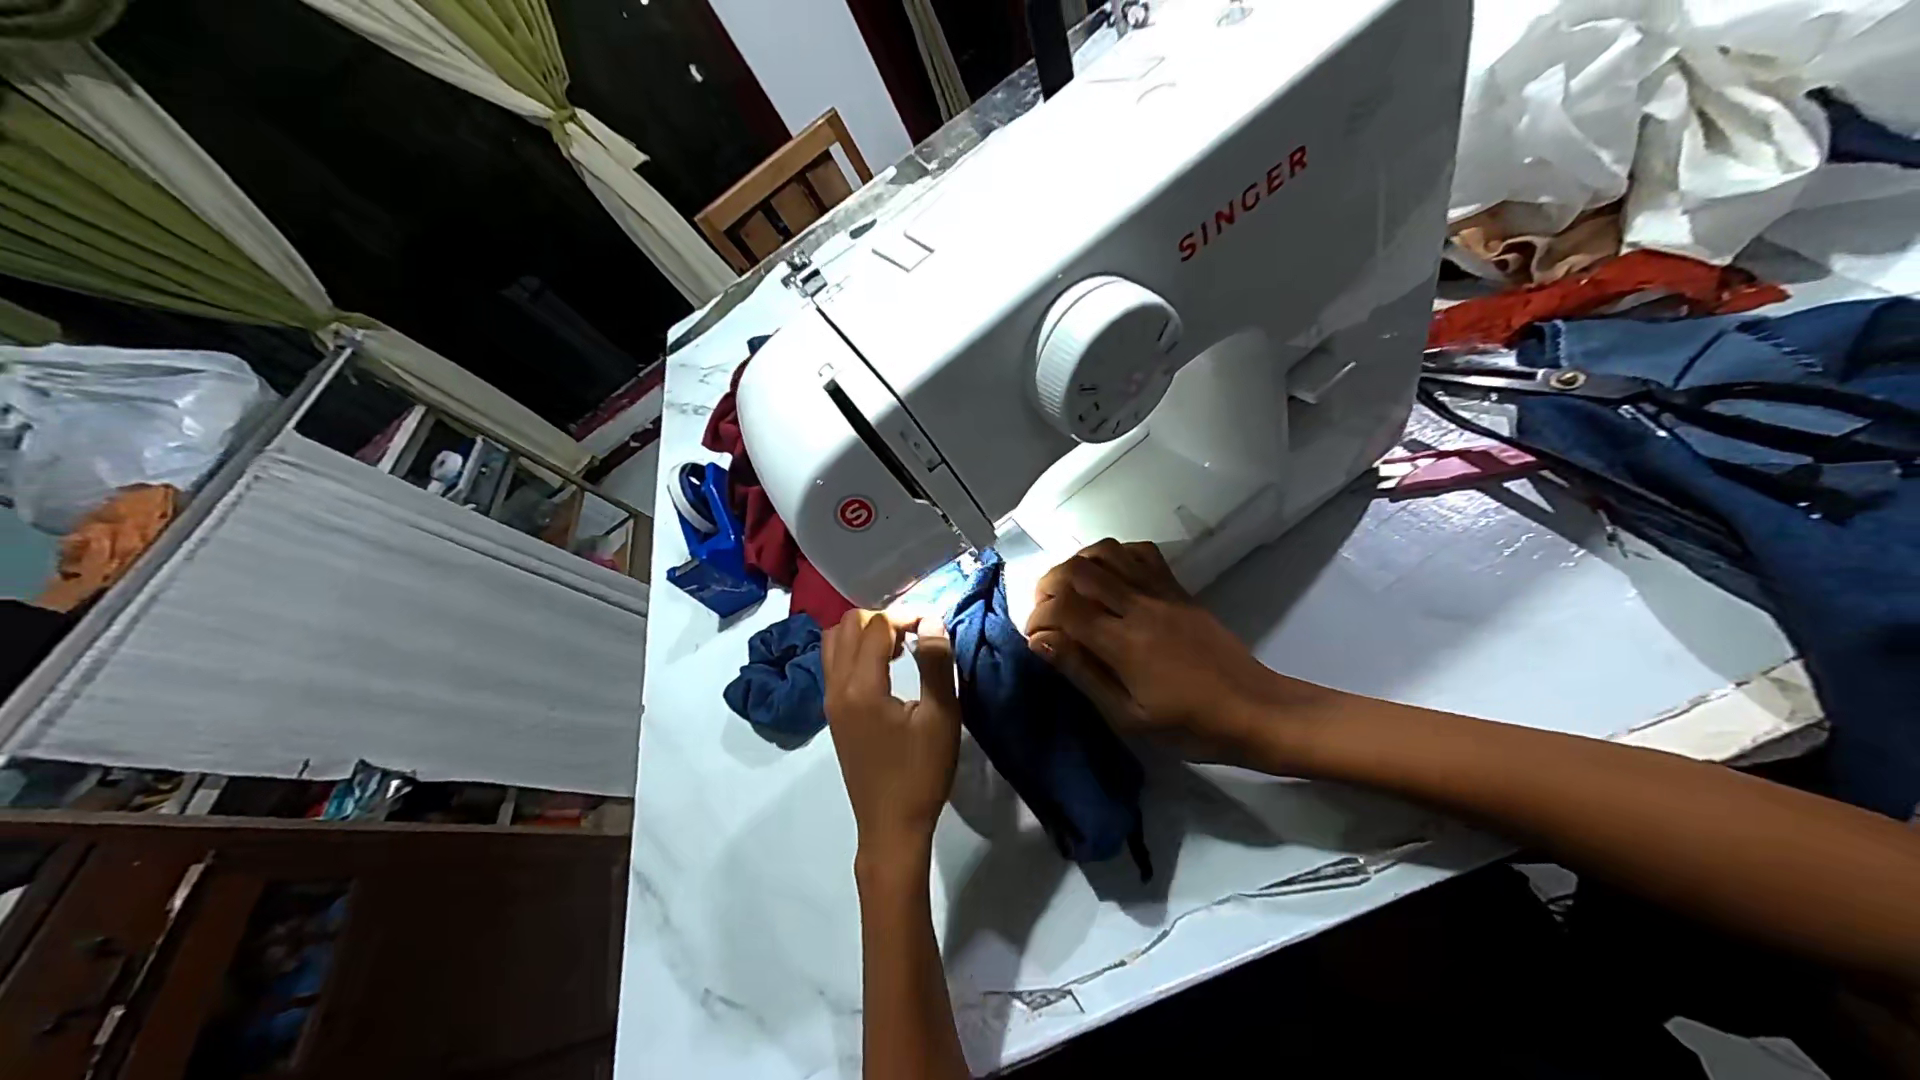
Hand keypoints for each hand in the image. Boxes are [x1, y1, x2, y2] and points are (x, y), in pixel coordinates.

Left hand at [822, 610, 961, 858]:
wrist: (891, 826)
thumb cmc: (921, 773)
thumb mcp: (941, 718)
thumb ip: (935, 664)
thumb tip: (931, 621)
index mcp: (861, 686)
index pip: (877, 625)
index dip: (907, 615)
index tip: (934, 624)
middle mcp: (836, 687)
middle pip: (848, 624)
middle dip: (883, 618)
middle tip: (916, 634)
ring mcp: (829, 700)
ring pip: (835, 641)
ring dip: (865, 632)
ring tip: (899, 648)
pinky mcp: (832, 713)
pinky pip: (834, 663)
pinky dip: (855, 651)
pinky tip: (884, 669)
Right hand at [1026, 540, 1334, 767]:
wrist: (1254, 710)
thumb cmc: (1188, 725)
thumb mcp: (1127, 717)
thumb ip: (1082, 673)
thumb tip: (1041, 640)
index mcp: (1124, 643)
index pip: (1065, 607)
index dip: (1038, 616)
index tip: (1035, 637)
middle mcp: (1140, 607)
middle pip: (1079, 570)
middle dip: (1049, 584)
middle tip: (1045, 609)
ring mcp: (1162, 592)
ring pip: (1107, 552)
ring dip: (1077, 564)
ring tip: (1070, 589)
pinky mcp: (1179, 589)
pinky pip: (1140, 553)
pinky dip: (1114, 555)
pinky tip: (1108, 577)